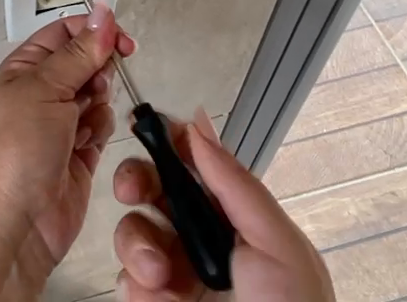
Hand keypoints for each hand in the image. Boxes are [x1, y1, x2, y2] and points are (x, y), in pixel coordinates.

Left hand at [0, 2, 135, 287]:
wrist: (21, 219)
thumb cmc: (21, 145)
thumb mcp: (46, 88)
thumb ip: (80, 52)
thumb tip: (104, 12)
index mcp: (27, 65)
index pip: (67, 31)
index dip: (96, 31)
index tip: (123, 41)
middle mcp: (45, 87)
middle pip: (88, 60)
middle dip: (97, 72)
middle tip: (89, 91)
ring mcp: (64, 119)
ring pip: (100, 91)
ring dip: (97, 105)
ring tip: (79, 126)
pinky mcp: (83, 147)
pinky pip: (104, 122)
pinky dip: (100, 130)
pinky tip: (85, 146)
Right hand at [113, 108, 334, 300]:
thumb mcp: (279, 248)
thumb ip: (235, 185)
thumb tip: (196, 122)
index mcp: (236, 218)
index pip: (193, 164)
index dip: (167, 141)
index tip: (145, 129)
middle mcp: (202, 240)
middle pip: (153, 189)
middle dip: (136, 181)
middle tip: (130, 191)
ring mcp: (177, 277)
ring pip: (134, 233)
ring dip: (137, 245)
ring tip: (159, 278)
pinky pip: (127, 282)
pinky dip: (134, 287)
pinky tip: (155, 299)